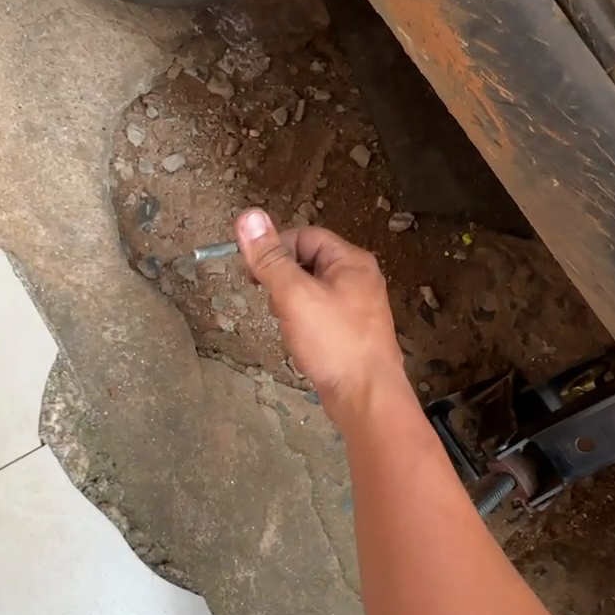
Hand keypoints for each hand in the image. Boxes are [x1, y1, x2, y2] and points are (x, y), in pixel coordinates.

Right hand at [234, 208, 412, 424]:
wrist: (366, 397)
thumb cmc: (335, 343)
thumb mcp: (294, 295)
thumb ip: (270, 259)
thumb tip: (248, 217)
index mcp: (351, 261)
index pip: (304, 237)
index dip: (276, 250)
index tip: (253, 272)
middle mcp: (358, 279)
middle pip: (308, 263)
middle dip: (283, 281)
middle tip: (274, 303)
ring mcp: (357, 307)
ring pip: (311, 291)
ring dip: (290, 304)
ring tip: (289, 326)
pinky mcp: (351, 332)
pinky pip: (319, 315)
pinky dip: (303, 323)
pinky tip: (300, 342)